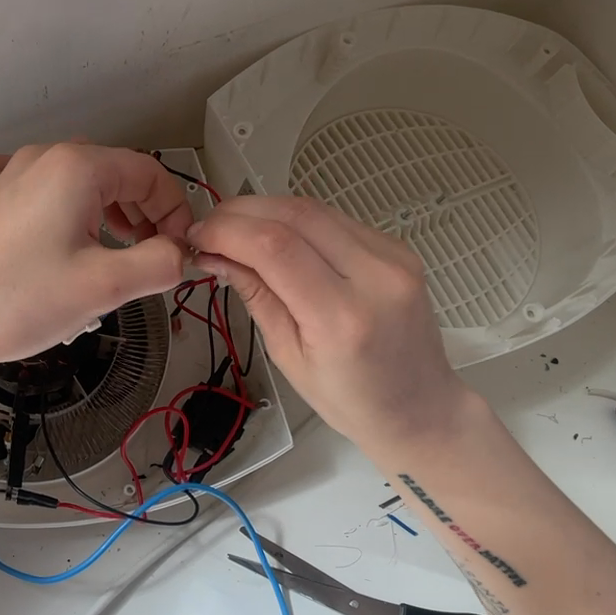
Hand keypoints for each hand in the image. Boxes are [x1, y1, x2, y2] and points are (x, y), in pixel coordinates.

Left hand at [0, 142, 191, 376]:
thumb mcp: (106, 285)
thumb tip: (179, 254)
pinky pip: (40, 189)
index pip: (149, 173)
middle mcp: (43, 158)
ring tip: (116, 253)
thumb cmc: (20, 301)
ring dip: (109, 212)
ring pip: (81, 182)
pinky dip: (64, 207)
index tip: (181, 252)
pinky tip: (62, 230)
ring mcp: (12, 176)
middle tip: (152, 258)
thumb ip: (160, 263)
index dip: (175, 211)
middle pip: (116, 174)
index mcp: (77, 167)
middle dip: (144, 213)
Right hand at [182, 195, 475, 451]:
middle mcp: (375, 277)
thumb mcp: (288, 356)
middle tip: (207, 227)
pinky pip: (335, 220)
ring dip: (265, 211)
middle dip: (241, 213)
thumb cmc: (347, 398)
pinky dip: (294, 221)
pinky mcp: (397, 248)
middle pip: (296, 215)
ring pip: (315, 209)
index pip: (275, 248)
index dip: (227, 231)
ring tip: (232, 230)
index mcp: (342, 318)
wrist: (419, 405)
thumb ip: (257, 297)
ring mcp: (393, 256)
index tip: (196, 237)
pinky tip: (272, 237)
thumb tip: (214, 256)